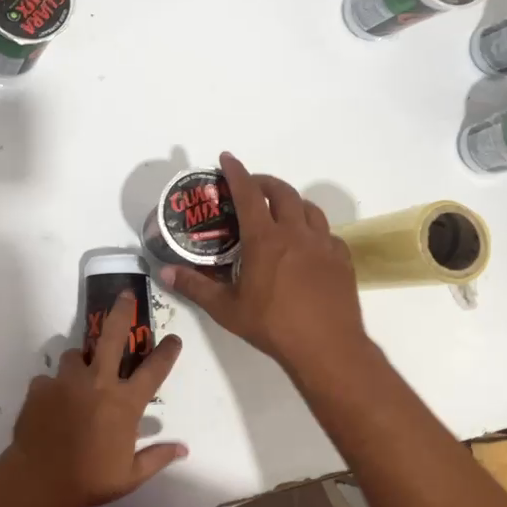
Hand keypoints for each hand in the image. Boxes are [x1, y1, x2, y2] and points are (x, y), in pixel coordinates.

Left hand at [1, 292, 186, 506]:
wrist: (40, 480)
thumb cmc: (91, 479)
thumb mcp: (131, 475)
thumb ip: (158, 457)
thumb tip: (183, 449)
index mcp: (125, 403)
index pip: (154, 370)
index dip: (167, 352)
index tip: (174, 339)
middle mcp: (98, 383)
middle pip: (114, 337)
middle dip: (122, 312)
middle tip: (125, 296)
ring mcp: (67, 381)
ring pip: (75, 355)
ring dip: (80, 361)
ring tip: (79, 377)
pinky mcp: (40, 386)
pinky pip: (50, 379)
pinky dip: (54, 387)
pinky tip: (53, 404)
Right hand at [159, 152, 376, 379]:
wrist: (328, 348)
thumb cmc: (272, 325)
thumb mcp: (226, 308)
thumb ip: (195, 286)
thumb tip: (165, 272)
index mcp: (265, 239)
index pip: (248, 194)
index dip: (236, 172)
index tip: (227, 158)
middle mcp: (296, 233)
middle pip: (283, 192)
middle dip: (265, 182)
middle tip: (251, 186)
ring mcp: (324, 245)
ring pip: (310, 209)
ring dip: (292, 202)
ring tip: (279, 211)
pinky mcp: (342, 260)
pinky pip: (328, 234)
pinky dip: (313, 230)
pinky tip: (306, 245)